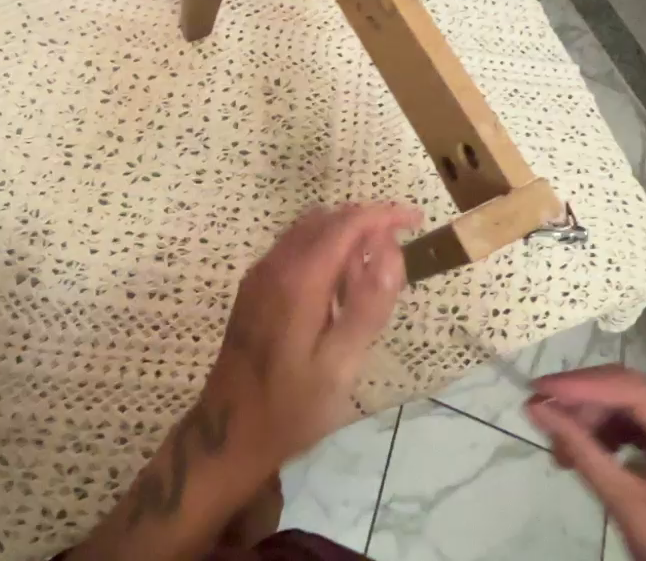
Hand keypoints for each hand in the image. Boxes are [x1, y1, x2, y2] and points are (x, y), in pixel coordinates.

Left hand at [205, 204, 421, 466]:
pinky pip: (294, 248)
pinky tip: (338, 289)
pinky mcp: (255, 287)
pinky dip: (324, 249)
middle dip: (367, 223)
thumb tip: (390, 249)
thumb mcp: (339, 366)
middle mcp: (276, 264)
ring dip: (345, 236)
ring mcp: (261, 273)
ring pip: (309, 230)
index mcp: (299, 280)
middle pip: (327, 220)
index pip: (347, 224)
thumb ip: (367, 305)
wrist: (229, 431)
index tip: (416, 219)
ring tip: (372, 276)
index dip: (384, 215)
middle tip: (400, 252)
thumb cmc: (291, 406)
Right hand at [526, 366, 645, 560]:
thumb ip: (583, 452)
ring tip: (564, 451)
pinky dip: (613, 432)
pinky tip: (592, 453)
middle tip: (545, 426)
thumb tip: (535, 408)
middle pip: (631, 392)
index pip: (631, 389)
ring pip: (633, 403)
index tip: (534, 390)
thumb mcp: (631, 508)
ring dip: (594, 420)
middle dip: (583, 406)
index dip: (579, 385)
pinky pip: (645, 420)